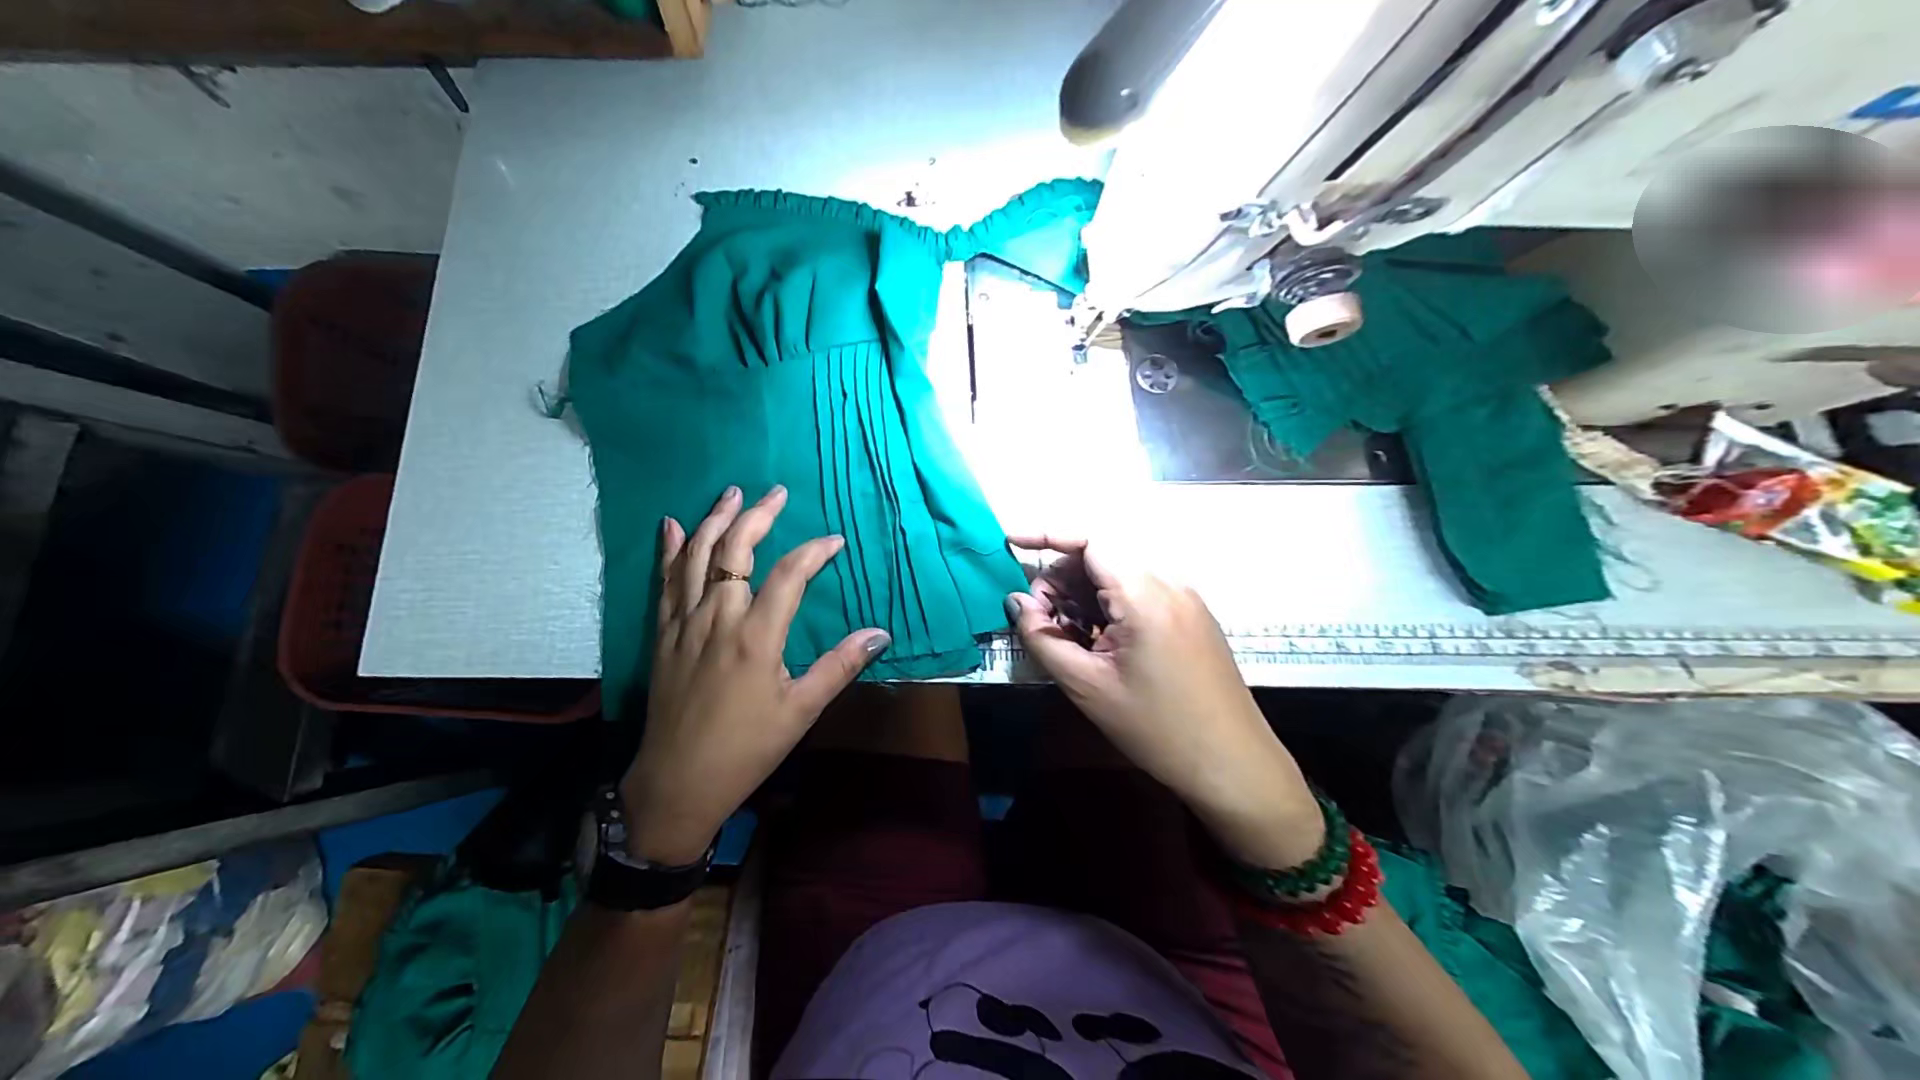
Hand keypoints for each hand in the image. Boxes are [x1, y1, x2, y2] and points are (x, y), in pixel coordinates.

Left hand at [621, 485, 890, 863]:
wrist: (678, 781)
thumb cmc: (747, 748)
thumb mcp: (801, 710)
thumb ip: (840, 666)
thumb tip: (880, 634)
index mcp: (756, 635)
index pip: (790, 574)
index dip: (814, 550)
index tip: (835, 541)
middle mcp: (717, 617)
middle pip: (735, 550)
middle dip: (758, 516)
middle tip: (777, 492)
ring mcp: (684, 623)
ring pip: (696, 556)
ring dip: (715, 519)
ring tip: (732, 493)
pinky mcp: (663, 634)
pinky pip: (664, 581)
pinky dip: (670, 550)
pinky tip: (673, 525)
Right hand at [1005, 535, 1322, 868]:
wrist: (1233, 764)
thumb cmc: (1156, 729)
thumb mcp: (1087, 686)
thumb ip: (1043, 637)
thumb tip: (1016, 601)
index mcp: (1145, 595)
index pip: (1090, 540)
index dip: (1047, 535)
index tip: (1012, 543)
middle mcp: (1170, 584)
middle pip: (1104, 555)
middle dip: (1062, 575)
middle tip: (1038, 616)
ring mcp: (1186, 599)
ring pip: (1122, 574)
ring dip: (1084, 592)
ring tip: (1065, 633)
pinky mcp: (1193, 616)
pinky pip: (1142, 592)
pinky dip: (1110, 604)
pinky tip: (1097, 639)